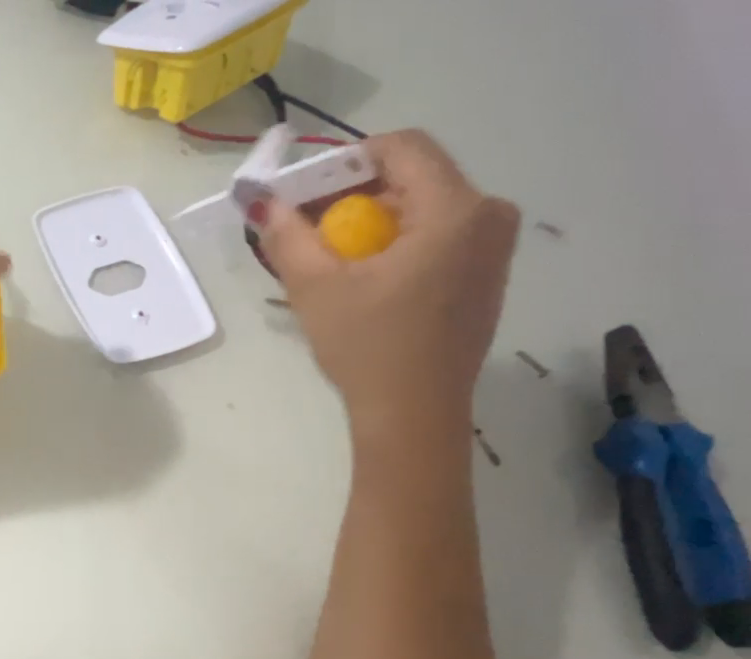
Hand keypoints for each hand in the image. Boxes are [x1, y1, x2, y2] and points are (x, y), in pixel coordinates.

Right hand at [257, 130, 520, 445]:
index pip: (403, 147)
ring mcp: (494, 246)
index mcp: (455, 208)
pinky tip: (365, 280)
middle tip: (308, 230)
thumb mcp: (316, 288)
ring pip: (425, 208)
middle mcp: (488, 214)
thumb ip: (288, 236)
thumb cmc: (368, 346)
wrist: (414, 411)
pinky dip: (398, 244)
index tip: (306, 193)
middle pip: (414, 178)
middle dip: (356, 196)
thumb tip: (263, 202)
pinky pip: (439, 236)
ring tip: (330, 260)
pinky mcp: (487, 273)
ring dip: (374, 222)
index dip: (347, 160)